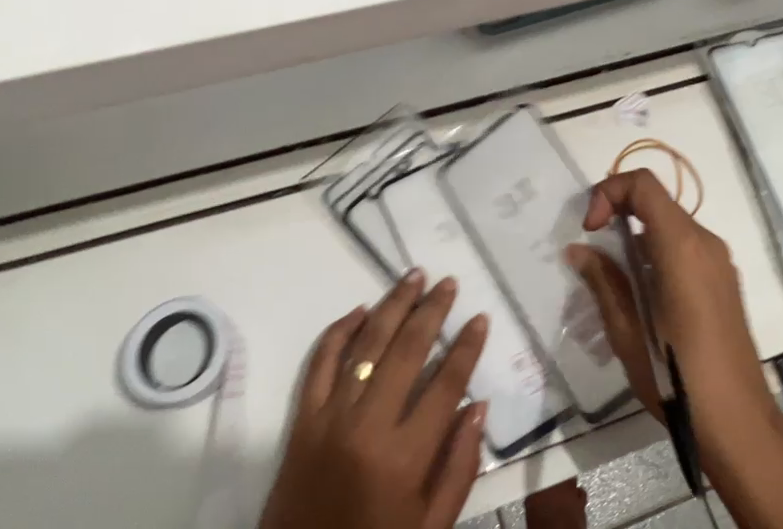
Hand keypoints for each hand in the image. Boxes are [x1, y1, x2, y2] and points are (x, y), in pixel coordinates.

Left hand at [258, 271, 490, 528]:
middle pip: (406, 351)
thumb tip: (477, 406)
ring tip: (413, 277)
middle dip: (431, 311)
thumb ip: (458, 467)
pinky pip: (319, 363)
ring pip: (365, 346)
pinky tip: (359, 310)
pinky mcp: (302, 418)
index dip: (466, 347)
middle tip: (448, 282)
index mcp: (405, 456)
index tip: (480, 318)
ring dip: (392, 306)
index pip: (446, 384)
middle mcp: (368, 426)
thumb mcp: (431, 524)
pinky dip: (338, 332)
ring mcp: (330, 417)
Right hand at [563, 169, 773, 428]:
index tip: (589, 230)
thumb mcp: (628, 332)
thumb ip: (603, 282)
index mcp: (683, 247)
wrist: (739, 423)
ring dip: (636, 234)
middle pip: (656, 201)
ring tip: (613, 277)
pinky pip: (685, 246)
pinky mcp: (724, 280)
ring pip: (670, 224)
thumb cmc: (678, 378)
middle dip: (617, 212)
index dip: (608, 192)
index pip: (643, 185)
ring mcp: (720, 262)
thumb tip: (578, 249)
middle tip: (592, 250)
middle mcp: (706, 243)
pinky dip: (656, 251)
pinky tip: (643, 294)